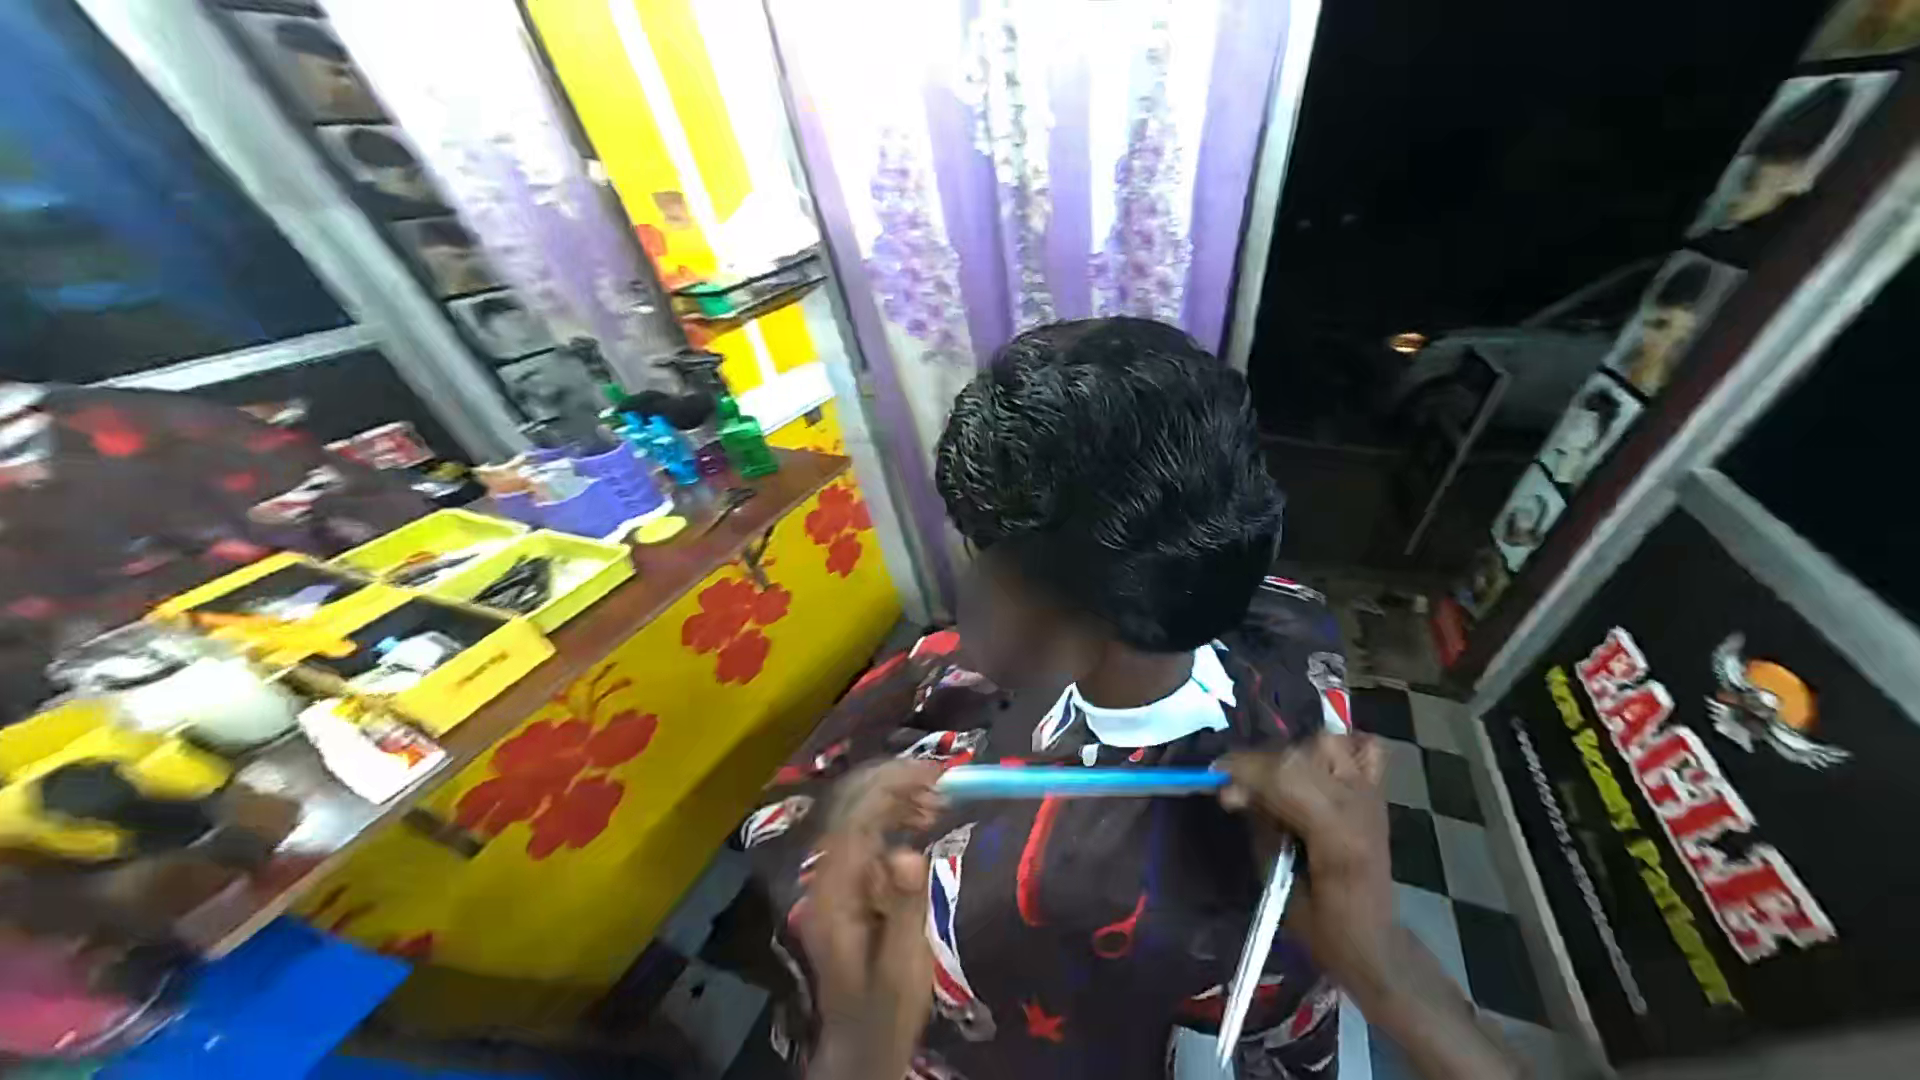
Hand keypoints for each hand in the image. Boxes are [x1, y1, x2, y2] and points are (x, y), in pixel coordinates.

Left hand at [800, 761, 941, 1079]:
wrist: (859, 1041)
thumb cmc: (885, 1007)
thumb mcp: (902, 965)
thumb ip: (904, 907)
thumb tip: (907, 853)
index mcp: (835, 890)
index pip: (858, 816)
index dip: (895, 785)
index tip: (937, 775)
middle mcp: (826, 871)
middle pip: (853, 803)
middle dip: (897, 782)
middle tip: (943, 782)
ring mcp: (832, 871)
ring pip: (858, 809)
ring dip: (897, 794)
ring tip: (938, 800)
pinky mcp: (845, 876)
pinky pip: (865, 827)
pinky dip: (893, 812)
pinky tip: (921, 818)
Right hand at [1219, 738, 1522, 1079]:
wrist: (1374, 943)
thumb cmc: (1322, 925)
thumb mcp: (1278, 881)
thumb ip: (1260, 826)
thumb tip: (1232, 790)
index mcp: (1339, 835)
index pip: (1286, 776)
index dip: (1244, 769)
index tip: (1215, 775)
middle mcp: (1359, 806)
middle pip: (1299, 755)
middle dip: (1258, 765)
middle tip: (1237, 791)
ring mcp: (1372, 796)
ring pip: (1328, 743)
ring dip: (1293, 755)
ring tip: (1276, 780)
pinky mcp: (1378, 794)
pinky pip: (1364, 750)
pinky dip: (1339, 747)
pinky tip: (1316, 763)